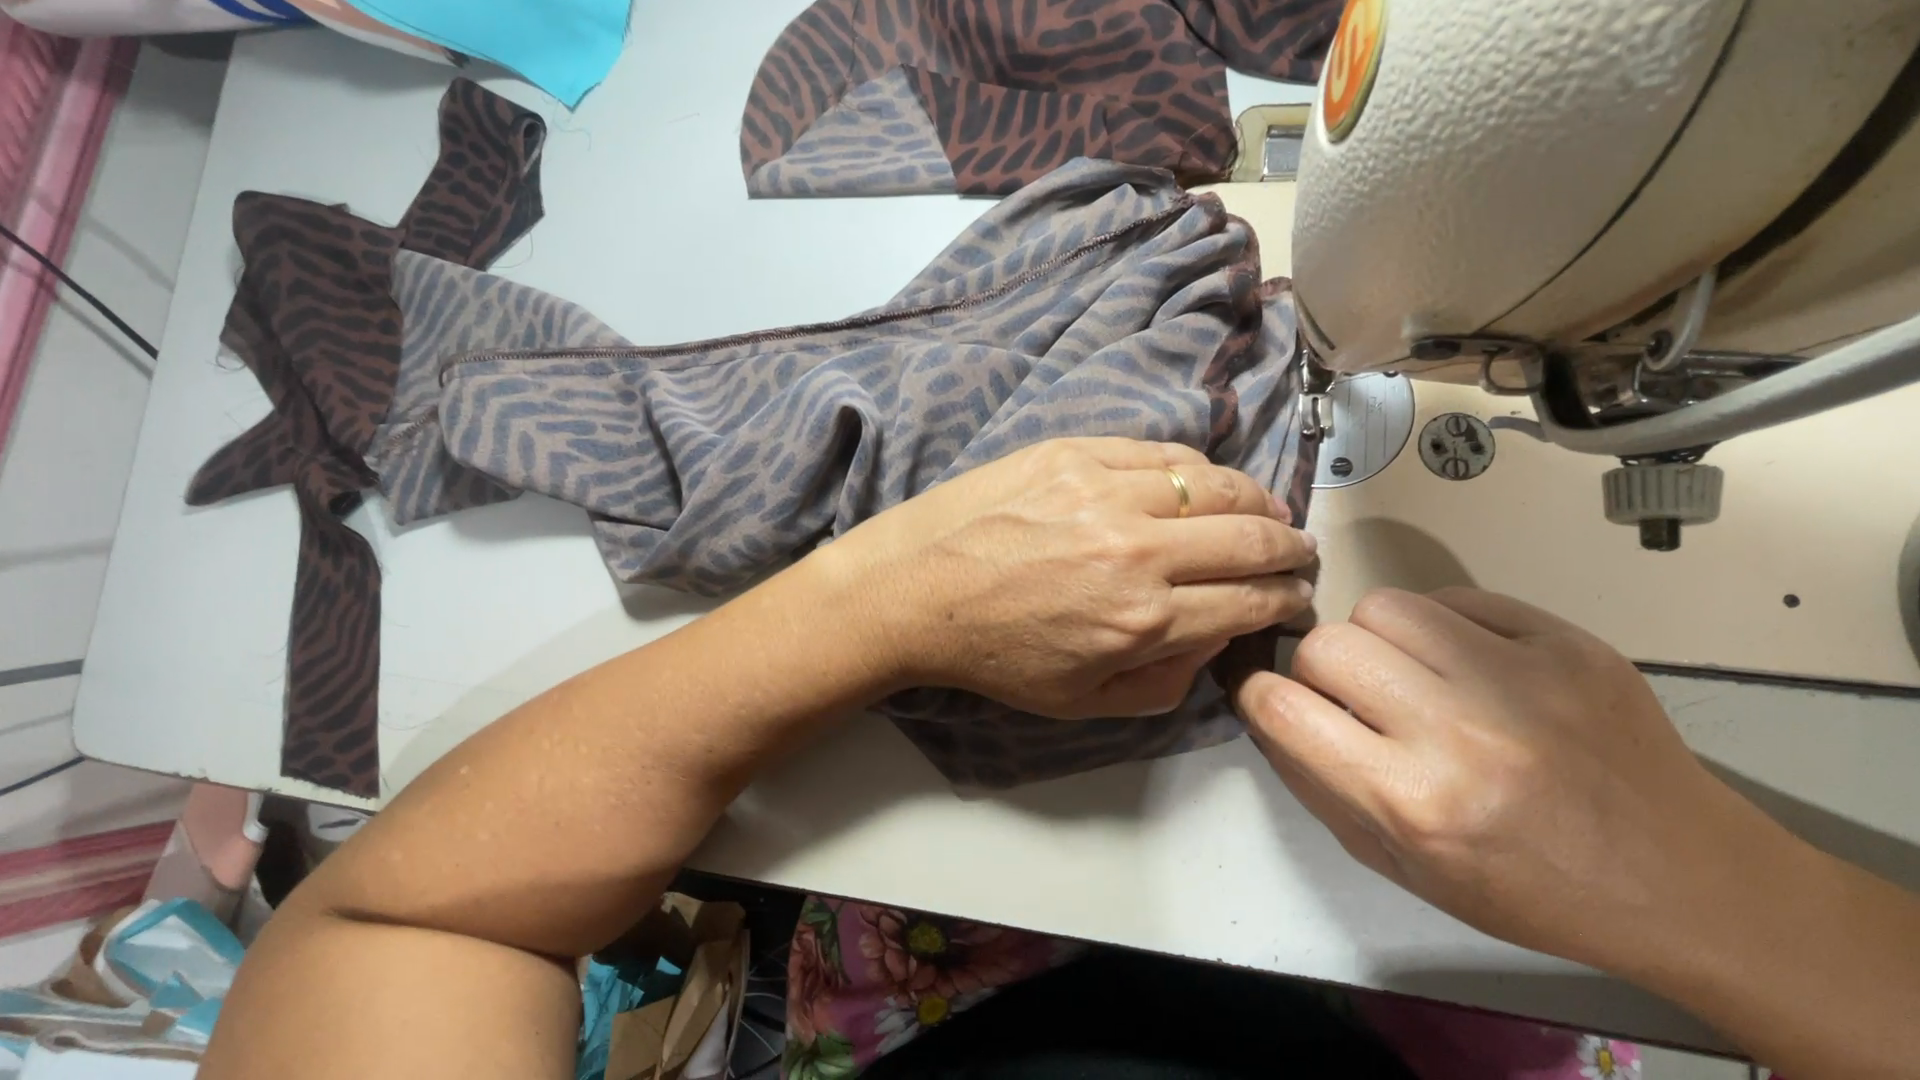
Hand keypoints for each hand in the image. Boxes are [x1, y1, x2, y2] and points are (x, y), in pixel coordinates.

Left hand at [819, 438, 1316, 718]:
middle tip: (1298, 552)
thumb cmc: (997, 656)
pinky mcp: (1075, 454)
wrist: (916, 593)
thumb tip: (1217, 638)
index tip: (1295, 597)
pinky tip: (1203, 480)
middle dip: (1290, 548)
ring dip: (1255, 500)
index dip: (1286, 600)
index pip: (1249, 601)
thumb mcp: (1083, 701)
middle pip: (1250, 538)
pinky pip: (1160, 451)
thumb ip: (1165, 680)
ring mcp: (1105, 492)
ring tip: (1262, 511)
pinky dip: (1196, 466)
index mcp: (1142, 620)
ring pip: (1215, 483)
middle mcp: (1137, 550)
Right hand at [1237, 587, 1784, 971]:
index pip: (1282, 709)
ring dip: (1377, 639)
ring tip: (1410, 673)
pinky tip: (1470, 666)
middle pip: (1327, 645)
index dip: (1258, 696)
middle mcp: (1460, 732)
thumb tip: (1268, 714)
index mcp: (1413, 802)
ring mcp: (1520, 677)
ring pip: (1385, 605)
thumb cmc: (1530, 889)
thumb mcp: (1403, 867)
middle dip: (1318, 669)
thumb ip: (1320, 788)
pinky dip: (1442, 626)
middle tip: (1352, 696)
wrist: (1684, 880)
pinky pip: (1457, 598)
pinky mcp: (1567, 642)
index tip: (1272, 701)